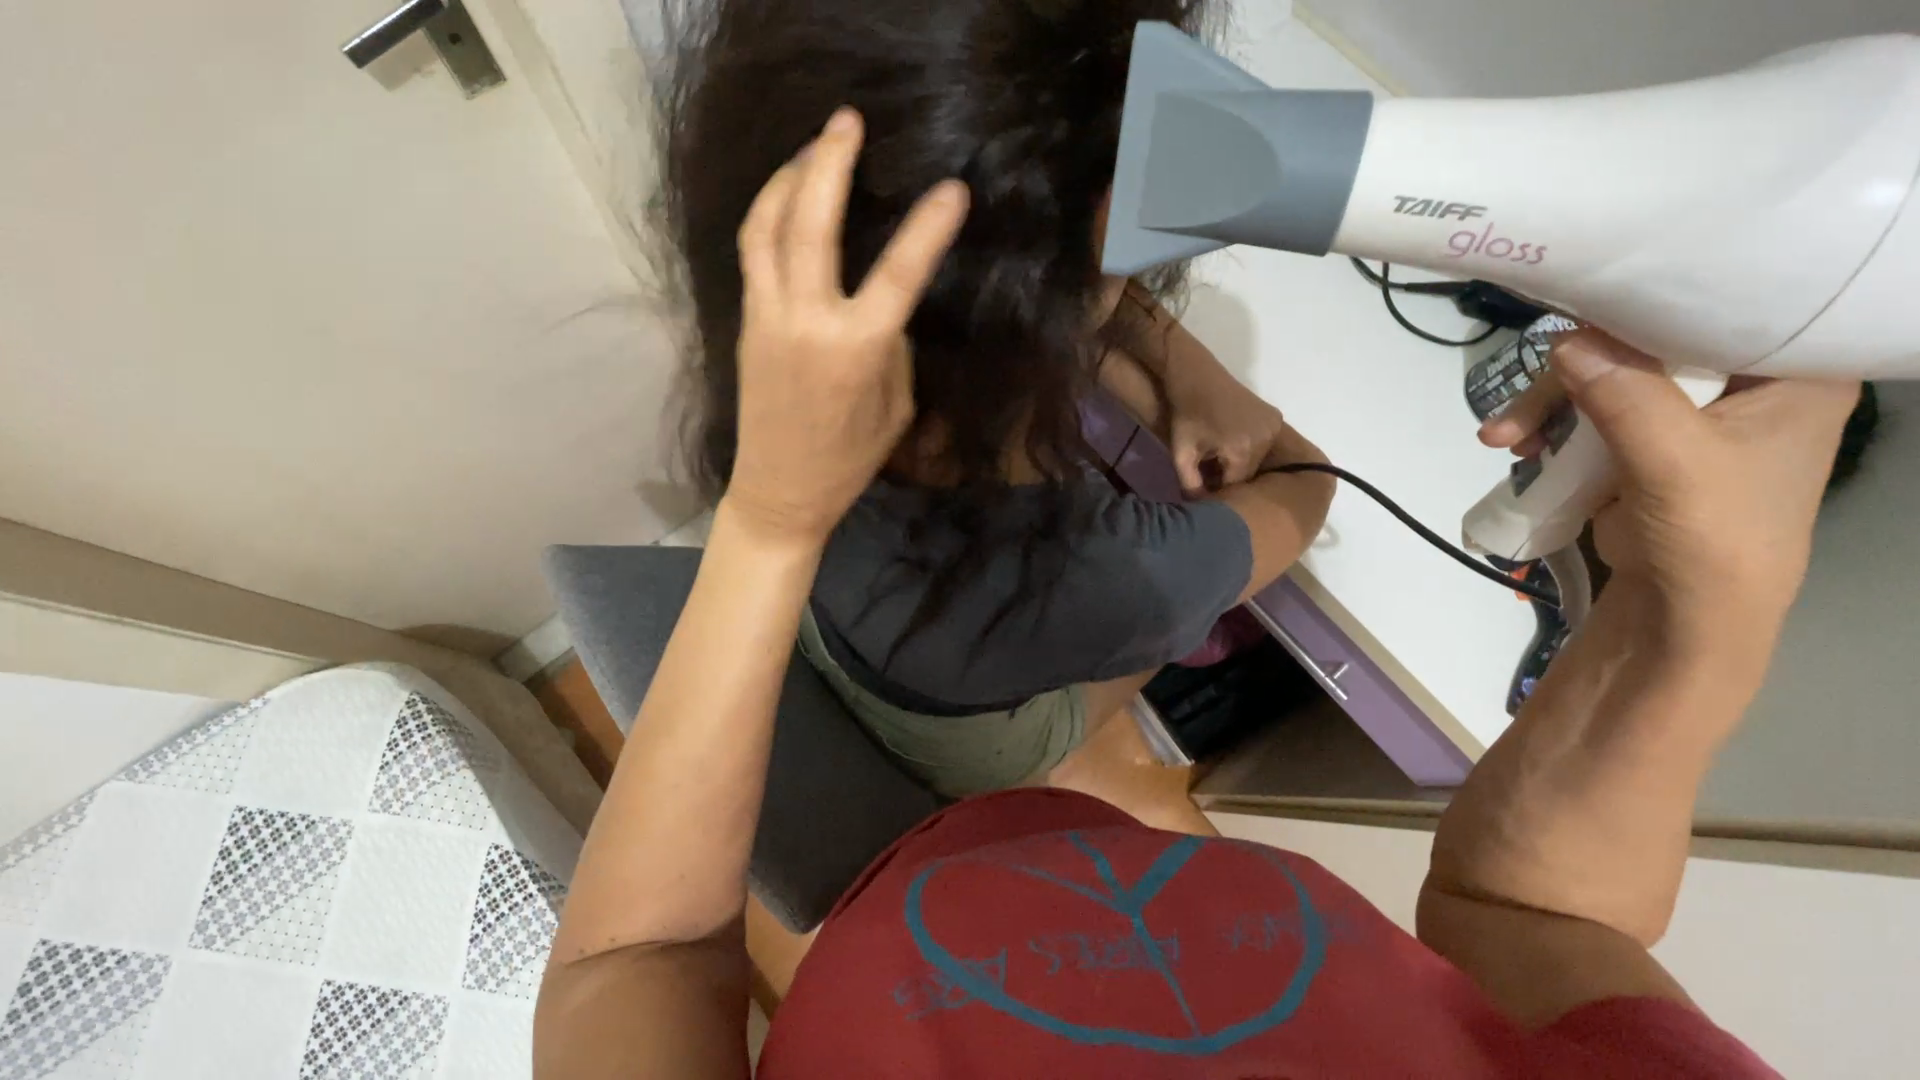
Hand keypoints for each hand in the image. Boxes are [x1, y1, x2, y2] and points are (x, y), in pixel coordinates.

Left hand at [724, 108, 968, 544]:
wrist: (779, 491)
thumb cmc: (849, 460)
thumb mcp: (896, 406)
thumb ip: (890, 345)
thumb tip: (881, 305)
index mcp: (856, 347)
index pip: (901, 271)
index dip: (930, 226)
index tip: (954, 189)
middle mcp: (806, 320)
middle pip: (812, 221)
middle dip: (830, 161)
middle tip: (847, 120)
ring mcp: (768, 316)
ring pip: (767, 226)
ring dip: (788, 177)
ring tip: (812, 147)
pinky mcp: (745, 321)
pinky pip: (753, 251)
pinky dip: (768, 212)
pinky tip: (785, 197)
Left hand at [1166, 364, 1289, 495]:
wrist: (1197, 377)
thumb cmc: (1185, 415)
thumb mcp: (1181, 453)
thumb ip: (1190, 483)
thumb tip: (1199, 507)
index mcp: (1242, 451)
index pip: (1235, 486)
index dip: (1218, 490)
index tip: (1204, 488)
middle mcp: (1265, 440)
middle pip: (1249, 474)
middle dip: (1229, 477)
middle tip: (1209, 474)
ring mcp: (1273, 427)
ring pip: (1257, 461)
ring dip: (1240, 464)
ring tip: (1218, 459)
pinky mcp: (1276, 417)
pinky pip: (1264, 445)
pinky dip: (1250, 449)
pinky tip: (1231, 444)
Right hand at [1481, 330, 1858, 636]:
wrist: (1682, 614)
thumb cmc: (1713, 538)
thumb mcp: (1675, 464)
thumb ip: (1626, 397)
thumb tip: (1564, 340)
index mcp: (1794, 374)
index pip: (1723, 309)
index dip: (1653, 305)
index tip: (1585, 305)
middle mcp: (1748, 382)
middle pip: (1645, 347)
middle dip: (1571, 377)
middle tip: (1518, 416)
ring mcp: (1691, 412)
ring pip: (1606, 378)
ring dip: (1546, 406)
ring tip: (1501, 441)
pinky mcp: (1645, 439)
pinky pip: (1589, 410)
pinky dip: (1550, 426)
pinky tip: (1519, 448)